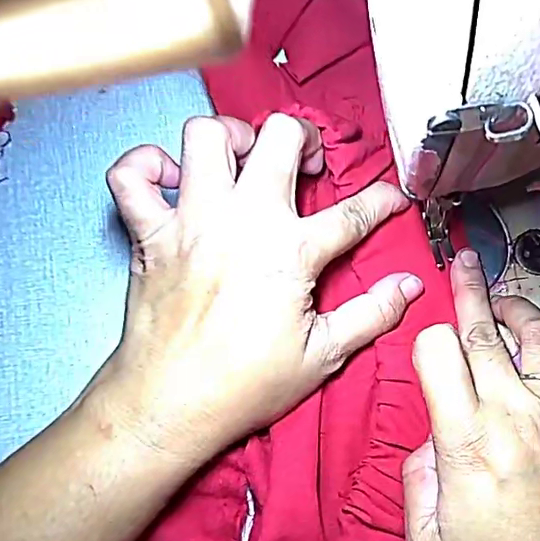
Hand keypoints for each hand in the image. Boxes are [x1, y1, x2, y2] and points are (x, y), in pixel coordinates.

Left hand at [91, 113, 419, 465]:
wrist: (170, 405)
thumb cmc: (241, 386)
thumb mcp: (323, 355)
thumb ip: (372, 313)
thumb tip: (408, 287)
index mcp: (290, 252)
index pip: (353, 211)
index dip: (382, 201)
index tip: (388, 200)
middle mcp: (241, 222)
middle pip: (279, 137)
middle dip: (303, 138)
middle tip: (305, 162)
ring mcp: (191, 222)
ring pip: (205, 134)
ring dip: (230, 136)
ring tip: (243, 159)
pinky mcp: (150, 234)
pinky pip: (131, 174)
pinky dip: (146, 165)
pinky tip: (172, 179)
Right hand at [403, 250, 539, 540]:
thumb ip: (416, 481)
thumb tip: (433, 443)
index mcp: (467, 439)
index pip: (438, 355)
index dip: (424, 338)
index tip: (422, 345)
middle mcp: (516, 415)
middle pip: (484, 336)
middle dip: (468, 291)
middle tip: (462, 260)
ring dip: (521, 311)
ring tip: (503, 297)